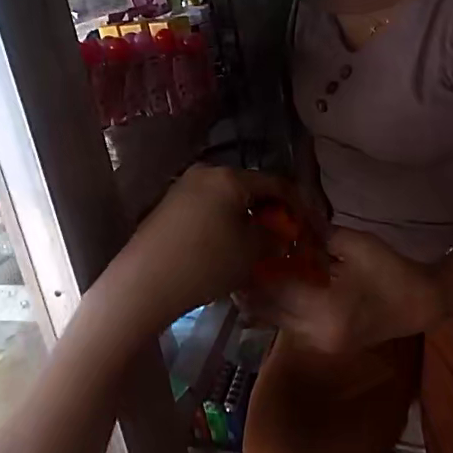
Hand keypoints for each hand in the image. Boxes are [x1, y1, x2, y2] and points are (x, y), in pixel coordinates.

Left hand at [98, 165, 299, 332]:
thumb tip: (279, 233)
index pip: (275, 183)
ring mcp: (182, 187)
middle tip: (280, 238)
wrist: (146, 279)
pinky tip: (224, 247)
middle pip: (248, 188)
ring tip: (254, 246)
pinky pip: (206, 209)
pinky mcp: (167, 205)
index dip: (296, 205)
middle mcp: (205, 172)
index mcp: (229, 176)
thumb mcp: (251, 251)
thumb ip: (273, 237)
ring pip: (225, 199)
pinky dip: (221, 223)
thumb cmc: (206, 261)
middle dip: (267, 211)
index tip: (306, 227)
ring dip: (244, 218)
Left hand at [240, 227, 452, 353]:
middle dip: (251, 285)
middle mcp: (316, 332)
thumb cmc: (390, 271)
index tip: (243, 248)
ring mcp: (319, 343)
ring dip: (260, 297)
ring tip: (249, 271)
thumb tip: (289, 222)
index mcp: (325, 309)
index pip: (276, 288)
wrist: (422, 304)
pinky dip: (276, 305)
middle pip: (268, 309)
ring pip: (274, 320)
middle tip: (237, 260)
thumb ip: (316, 235)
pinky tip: (272, 285)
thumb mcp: (353, 243)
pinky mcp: (322, 344)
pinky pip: (287, 324)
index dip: (256, 268)